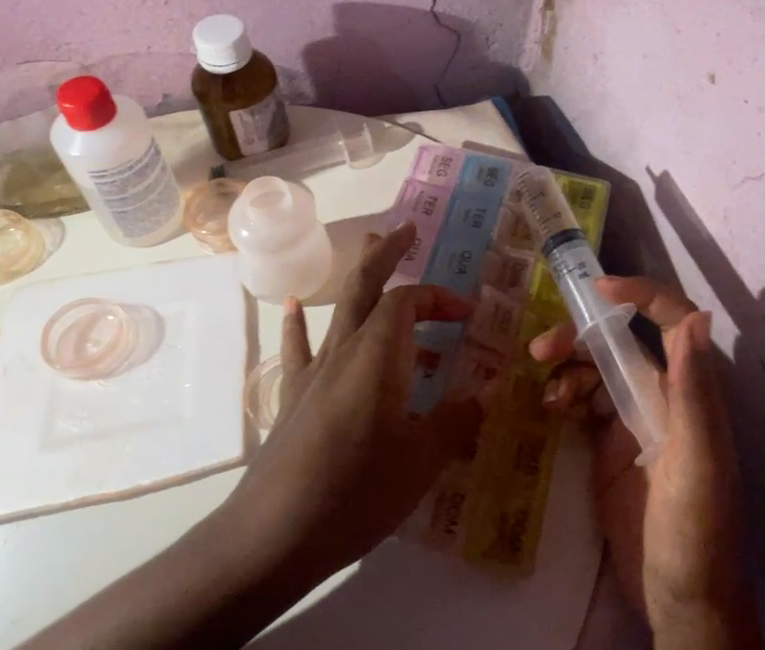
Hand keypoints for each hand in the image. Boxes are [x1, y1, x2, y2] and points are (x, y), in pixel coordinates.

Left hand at [20, 223, 488, 649]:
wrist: (273, 534)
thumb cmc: (356, 493)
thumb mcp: (422, 462)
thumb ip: (458, 421)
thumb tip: (491, 391)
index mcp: (380, 356)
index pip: (409, 301)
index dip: (439, 297)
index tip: (466, 314)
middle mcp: (344, 351)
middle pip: (365, 285)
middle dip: (387, 254)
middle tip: (406, 230)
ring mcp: (313, 372)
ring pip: (336, 308)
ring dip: (356, 277)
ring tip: (366, 248)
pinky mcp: (292, 397)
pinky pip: (298, 346)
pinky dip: (300, 321)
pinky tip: (295, 305)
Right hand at [530, 277, 762, 648]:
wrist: (681, 602)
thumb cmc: (695, 532)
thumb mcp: (697, 463)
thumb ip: (693, 393)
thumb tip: (697, 319)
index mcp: (691, 394)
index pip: (672, 321)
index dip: (640, 294)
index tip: (596, 288)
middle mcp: (665, 398)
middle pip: (622, 343)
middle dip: (582, 335)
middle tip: (540, 349)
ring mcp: (636, 423)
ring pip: (598, 371)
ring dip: (568, 367)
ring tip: (543, 388)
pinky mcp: (611, 450)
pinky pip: (584, 405)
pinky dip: (564, 397)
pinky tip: (549, 409)